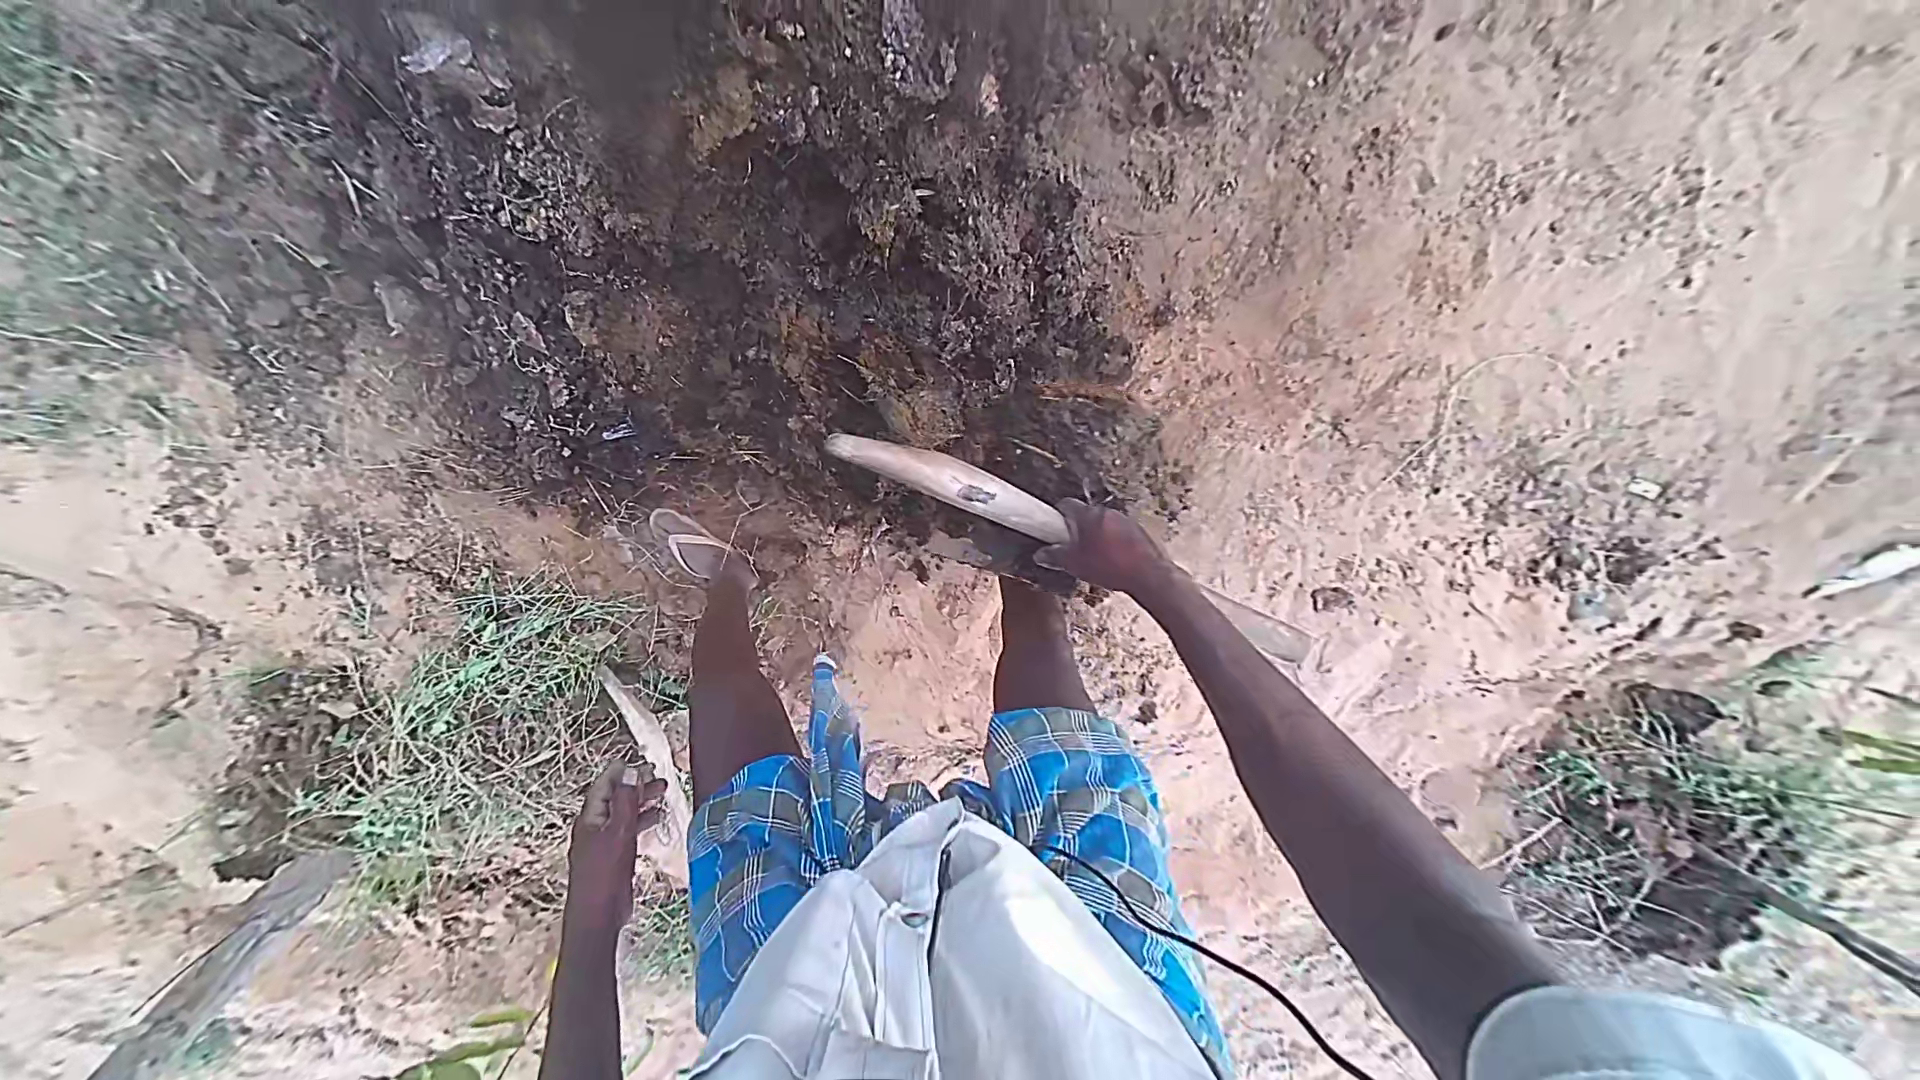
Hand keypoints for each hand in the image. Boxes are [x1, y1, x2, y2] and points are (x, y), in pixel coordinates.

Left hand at [564, 760, 669, 932]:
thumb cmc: (605, 872)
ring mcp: (602, 844)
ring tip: (663, 795)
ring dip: (642, 803)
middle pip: (614, 800)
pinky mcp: (612, 857)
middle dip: (635, 786)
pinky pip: (628, 830)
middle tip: (659, 779)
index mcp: (589, 820)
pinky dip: (642, 821)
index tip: (634, 760)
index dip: (617, 772)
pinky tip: (657, 820)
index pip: (602, 788)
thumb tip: (629, 773)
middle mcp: (593, 829)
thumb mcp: (618, 831)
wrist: (597, 916)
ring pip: (623, 815)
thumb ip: (625, 801)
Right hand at [1033, 498, 1181, 595]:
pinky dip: (1112, 541)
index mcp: (1088, 515)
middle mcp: (1107, 512)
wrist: (1148, 575)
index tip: (1053, 525)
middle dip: (1077, 528)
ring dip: (1096, 535)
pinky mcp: (1137, 530)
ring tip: (1093, 557)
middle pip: (1085, 514)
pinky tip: (1111, 560)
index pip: (1066, 504)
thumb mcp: (1074, 564)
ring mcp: (1124, 520)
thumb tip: (1041, 554)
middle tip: (1072, 547)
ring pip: (1103, 522)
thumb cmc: (1111, 567)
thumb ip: (1054, 556)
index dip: (1057, 514)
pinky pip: (1118, 531)